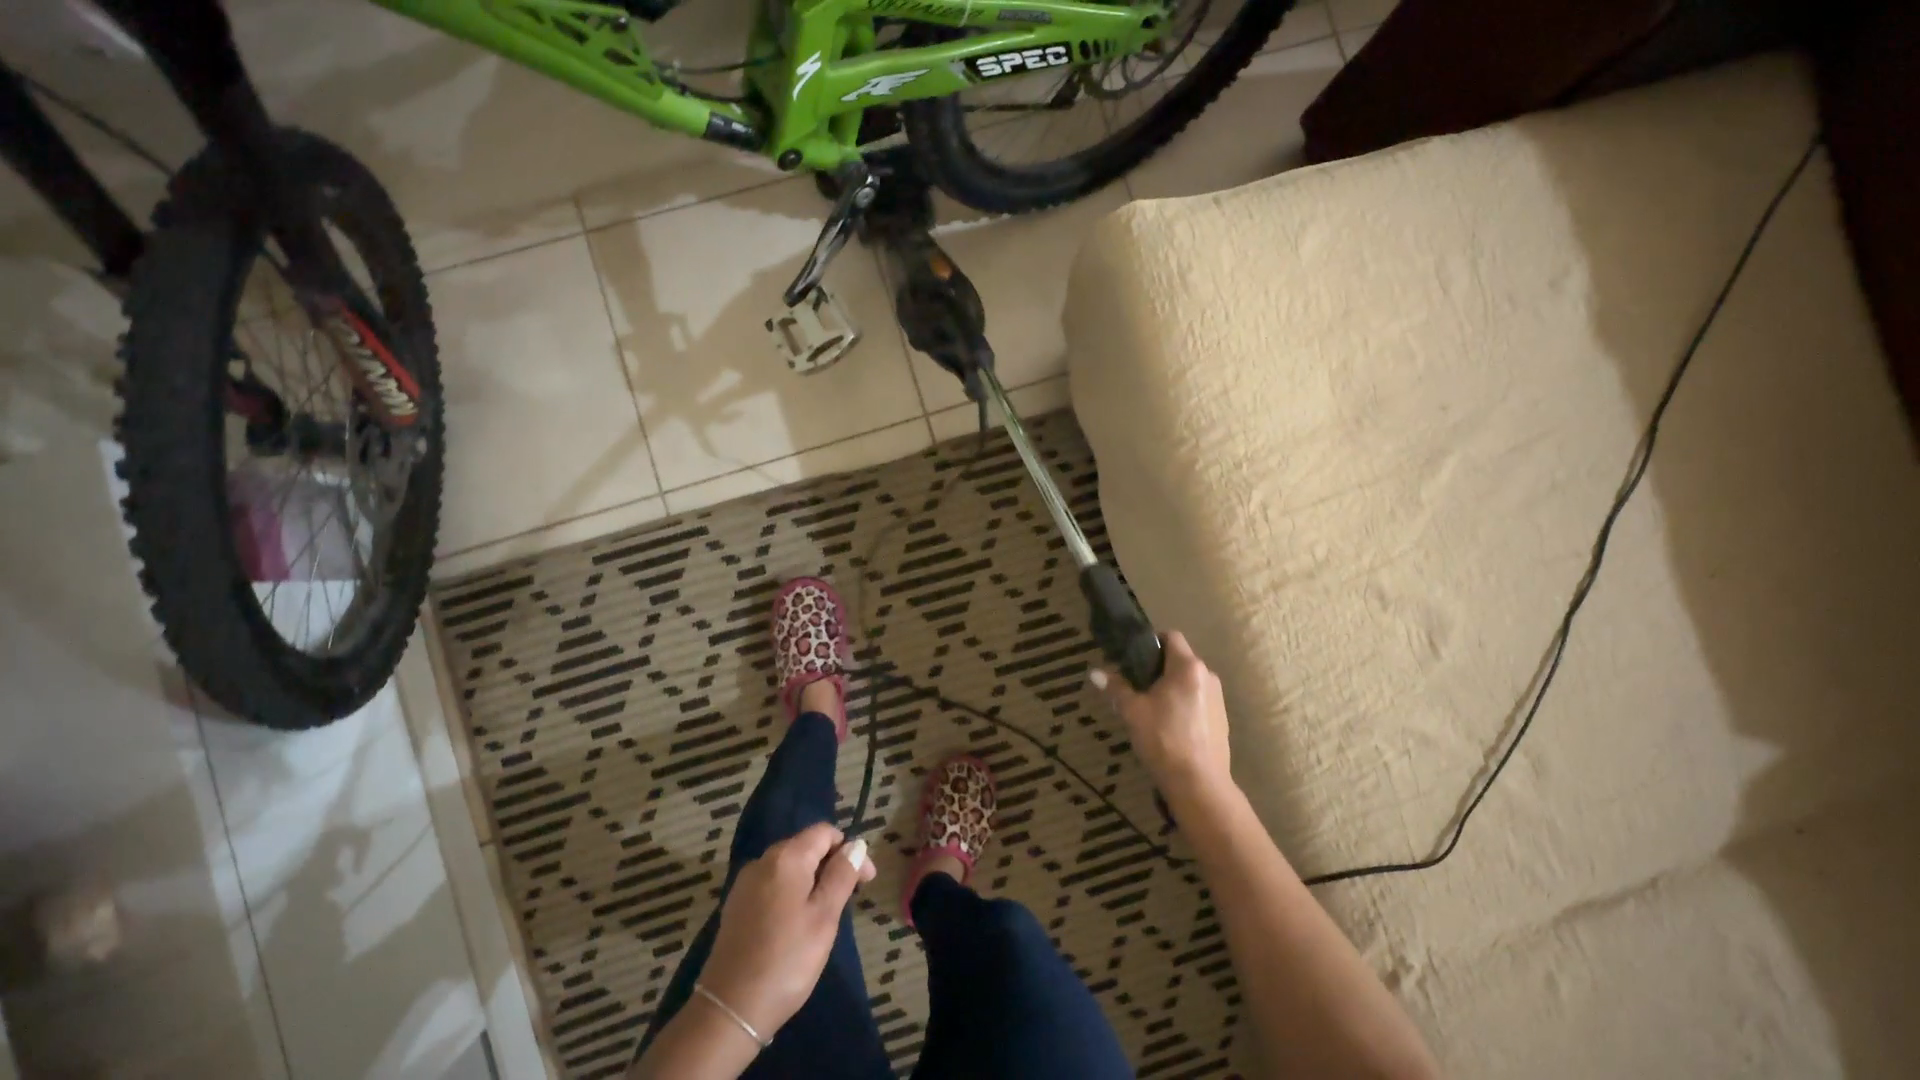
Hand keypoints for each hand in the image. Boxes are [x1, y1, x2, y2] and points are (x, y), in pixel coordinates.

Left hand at [698, 823, 875, 1040]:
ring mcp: (744, 884)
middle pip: (804, 847)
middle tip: (849, 901)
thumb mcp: (824, 916)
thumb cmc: (788, 959)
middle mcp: (761, 862)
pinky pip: (772, 886)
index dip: (850, 850)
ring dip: (812, 881)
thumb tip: (856, 845)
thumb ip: (842, 875)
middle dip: (831, 865)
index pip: (824, 832)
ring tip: (825, 915)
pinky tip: (797, 925)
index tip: (866, 882)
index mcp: (785, 858)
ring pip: (788, 868)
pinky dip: (791, 894)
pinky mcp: (736, 906)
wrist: (732, 1006)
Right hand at [1094, 631, 1232, 799]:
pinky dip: (1183, 705)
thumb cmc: (1163, 740)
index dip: (1150, 642)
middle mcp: (1208, 676)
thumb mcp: (1133, 712)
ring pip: (1189, 682)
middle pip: (1180, 660)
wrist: (1199, 783)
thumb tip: (1095, 672)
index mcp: (1188, 667)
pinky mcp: (1222, 719)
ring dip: (1171, 688)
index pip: (1170, 637)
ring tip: (1150, 708)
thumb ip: (1116, 688)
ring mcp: (1218, 698)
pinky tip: (1169, 727)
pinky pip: (1198, 701)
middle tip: (1135, 686)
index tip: (1131, 658)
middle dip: (1157, 669)